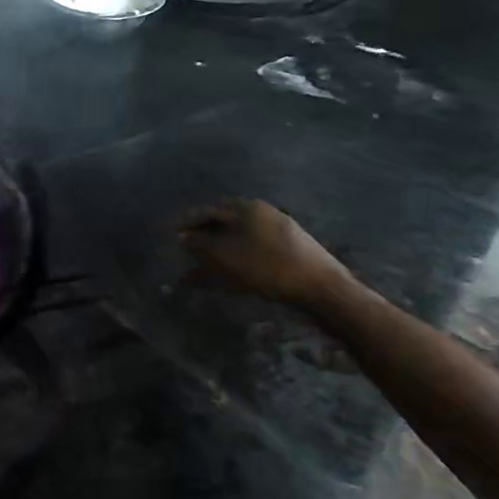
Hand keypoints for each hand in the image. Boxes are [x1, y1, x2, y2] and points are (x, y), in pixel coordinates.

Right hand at [177, 198, 354, 307]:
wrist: (325, 290)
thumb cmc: (266, 266)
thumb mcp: (222, 255)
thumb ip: (198, 243)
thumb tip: (183, 237)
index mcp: (246, 208)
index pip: (207, 211)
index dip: (187, 223)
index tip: (173, 236)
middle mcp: (264, 214)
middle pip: (225, 223)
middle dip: (204, 237)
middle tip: (189, 249)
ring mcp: (282, 231)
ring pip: (240, 238)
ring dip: (221, 250)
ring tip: (207, 265)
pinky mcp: (293, 249)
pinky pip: (256, 249)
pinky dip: (240, 258)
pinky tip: (233, 272)